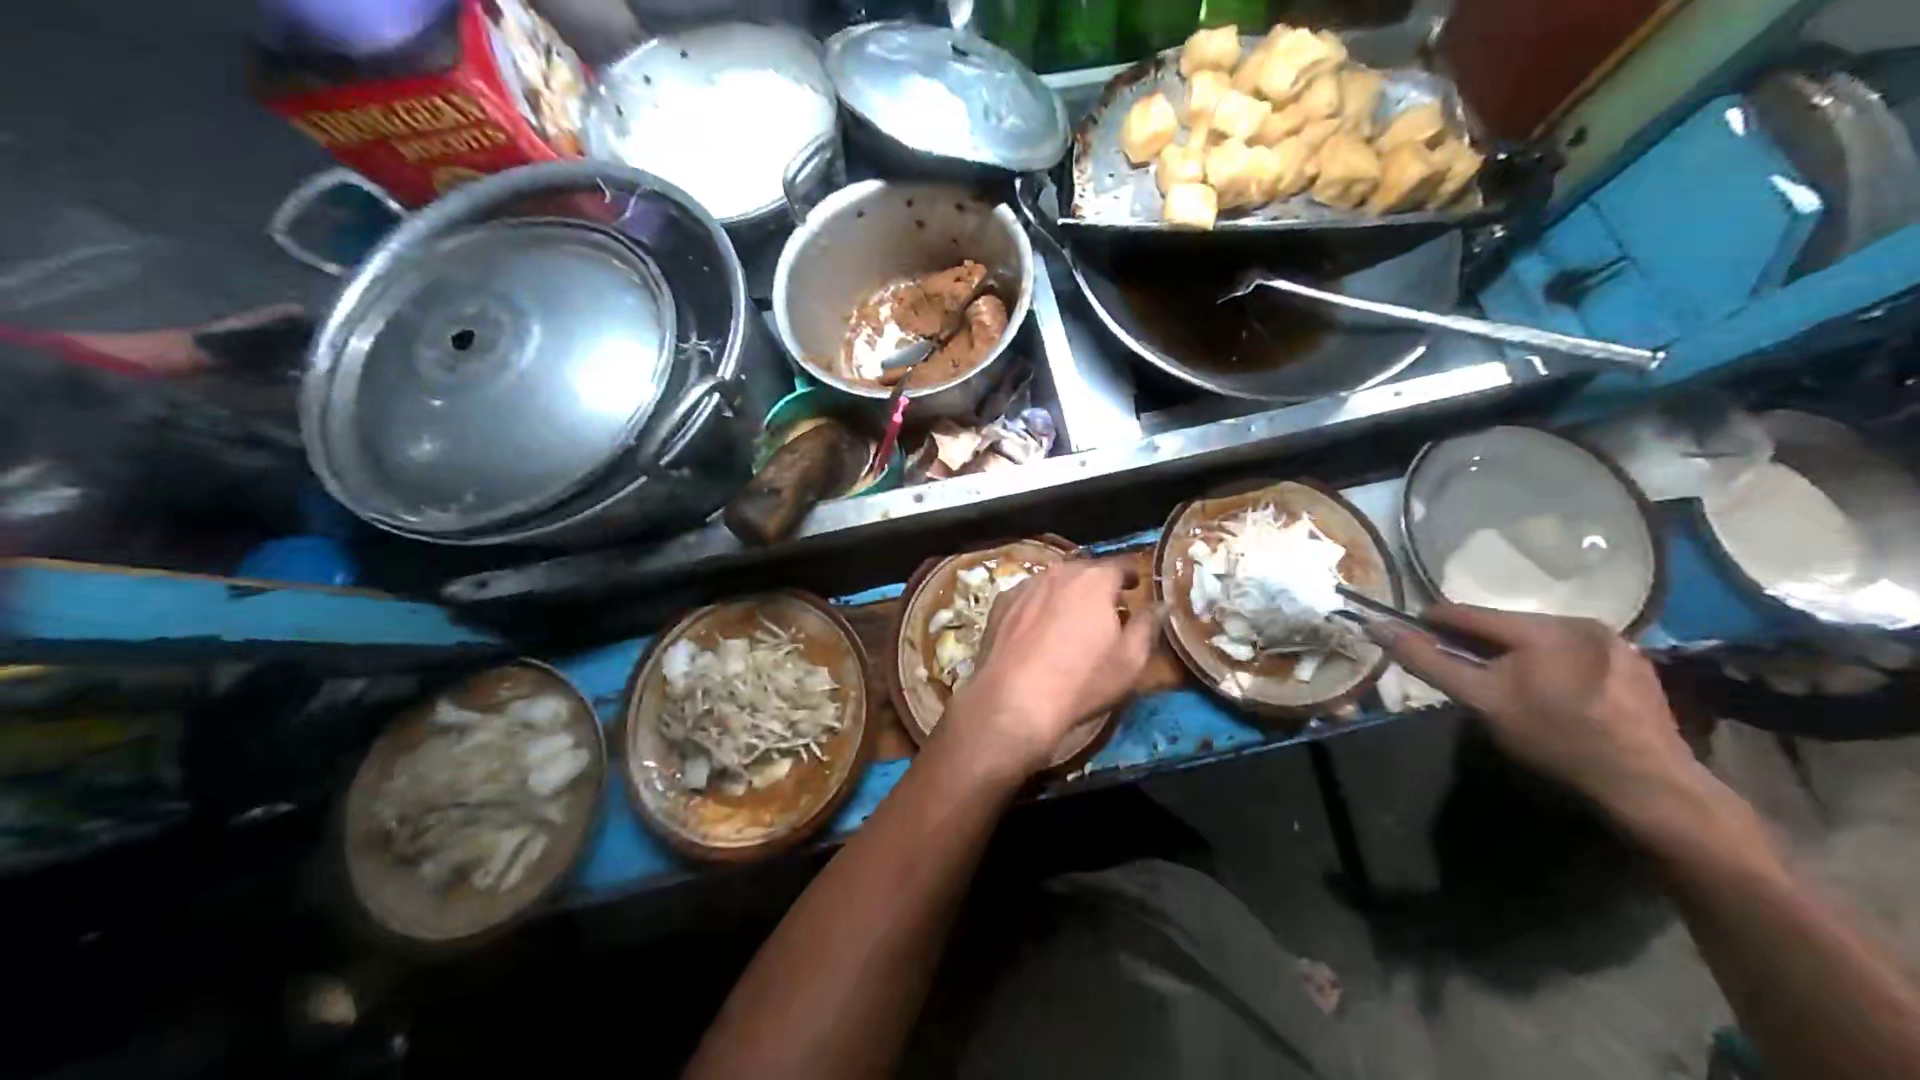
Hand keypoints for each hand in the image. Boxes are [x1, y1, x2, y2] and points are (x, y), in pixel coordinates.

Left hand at [936, 559, 1158, 780]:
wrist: (1015, 699)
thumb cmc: (1082, 680)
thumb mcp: (1131, 660)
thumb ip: (1148, 626)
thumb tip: (1160, 605)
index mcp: (1094, 580)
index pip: (1120, 566)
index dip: (1130, 576)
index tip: (1134, 587)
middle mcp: (1058, 574)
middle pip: (1084, 571)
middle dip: (1097, 584)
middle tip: (1105, 607)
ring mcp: (1025, 587)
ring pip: (1053, 582)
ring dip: (1066, 594)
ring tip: (1070, 619)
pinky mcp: (1000, 604)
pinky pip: (1028, 597)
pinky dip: (1038, 606)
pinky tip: (1037, 629)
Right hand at [1371, 605, 1696, 813]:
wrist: (1647, 786)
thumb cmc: (1553, 738)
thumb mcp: (1480, 699)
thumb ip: (1428, 660)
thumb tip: (1378, 627)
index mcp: (1543, 626)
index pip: (1468, 613)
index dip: (1434, 625)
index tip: (1415, 641)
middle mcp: (1582, 622)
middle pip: (1506, 625)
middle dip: (1478, 644)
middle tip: (1463, 673)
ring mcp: (1616, 643)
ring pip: (1540, 638)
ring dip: (1514, 654)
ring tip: (1506, 685)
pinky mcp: (1637, 666)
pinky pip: (1573, 653)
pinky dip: (1550, 665)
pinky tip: (1551, 694)